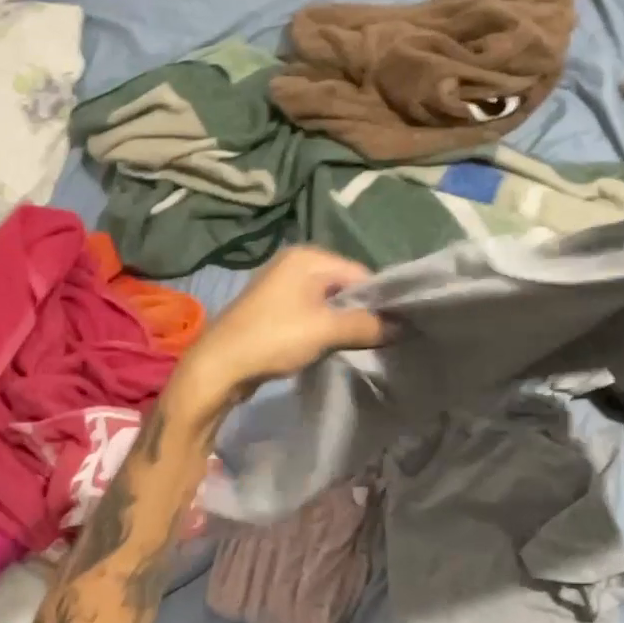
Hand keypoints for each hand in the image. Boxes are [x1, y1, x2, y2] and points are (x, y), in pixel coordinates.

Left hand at [172, 247, 385, 407]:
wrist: (220, 366)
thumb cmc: (275, 338)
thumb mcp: (327, 330)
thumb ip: (368, 325)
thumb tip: (403, 327)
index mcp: (308, 257)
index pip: (361, 273)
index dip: (380, 301)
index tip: (397, 329)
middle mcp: (294, 263)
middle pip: (345, 287)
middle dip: (362, 312)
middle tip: (380, 340)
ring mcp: (280, 286)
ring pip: (327, 303)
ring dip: (343, 323)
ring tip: (357, 346)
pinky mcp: (272, 310)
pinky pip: (310, 314)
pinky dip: (323, 329)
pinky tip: (330, 347)